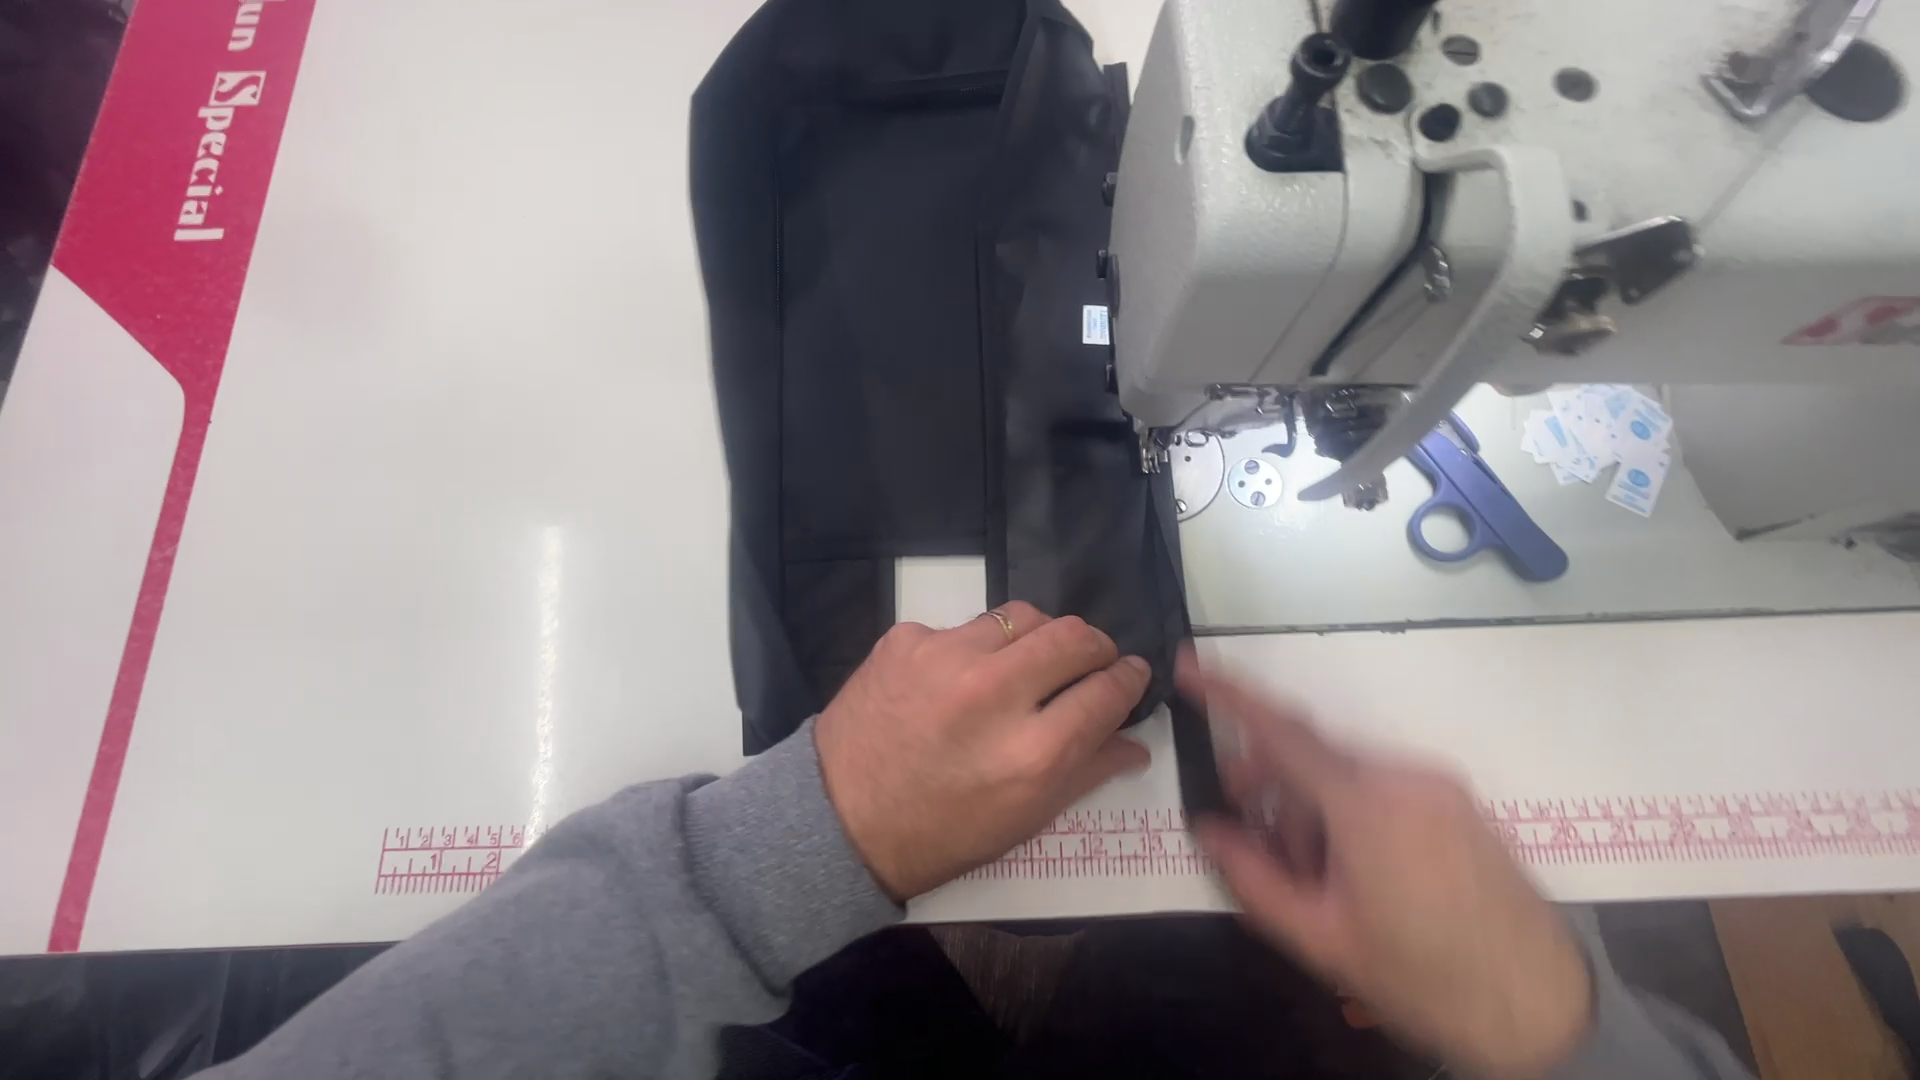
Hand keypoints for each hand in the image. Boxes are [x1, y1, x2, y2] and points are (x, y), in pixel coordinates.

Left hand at [815, 603, 1152, 900]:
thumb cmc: (940, 833)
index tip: (1132, 673)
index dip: (1129, 678)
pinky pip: (963, 628)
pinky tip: (957, 678)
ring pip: (1023, 616)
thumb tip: (1134, 742)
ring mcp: (945, 657)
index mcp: (1031, 754)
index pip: (1107, 693)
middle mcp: (993, 695)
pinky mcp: (906, 638)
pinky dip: (973, 649)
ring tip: (1029, 662)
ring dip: (1038, 637)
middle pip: (1073, 637)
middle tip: (1091, 660)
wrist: (839, 819)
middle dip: (1096, 646)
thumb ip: (1086, 772)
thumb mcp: (1023, 820)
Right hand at [1182, 657, 1592, 1079]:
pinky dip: (1345, 808)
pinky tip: (1349, 864)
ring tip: (1312, 871)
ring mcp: (1437, 784)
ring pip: (1342, 771)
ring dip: (1308, 805)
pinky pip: (1378, 782)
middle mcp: (1404, 777)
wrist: (1549, 1015)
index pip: (1281, 731)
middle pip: (1308, 754)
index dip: (1227, 692)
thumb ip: (1253, 877)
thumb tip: (1207, 829)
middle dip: (1267, 782)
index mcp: (1367, 805)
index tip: (1188, 664)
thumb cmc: (1426, 981)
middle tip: (1250, 830)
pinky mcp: (1455, 799)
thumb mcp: (1322, 939)